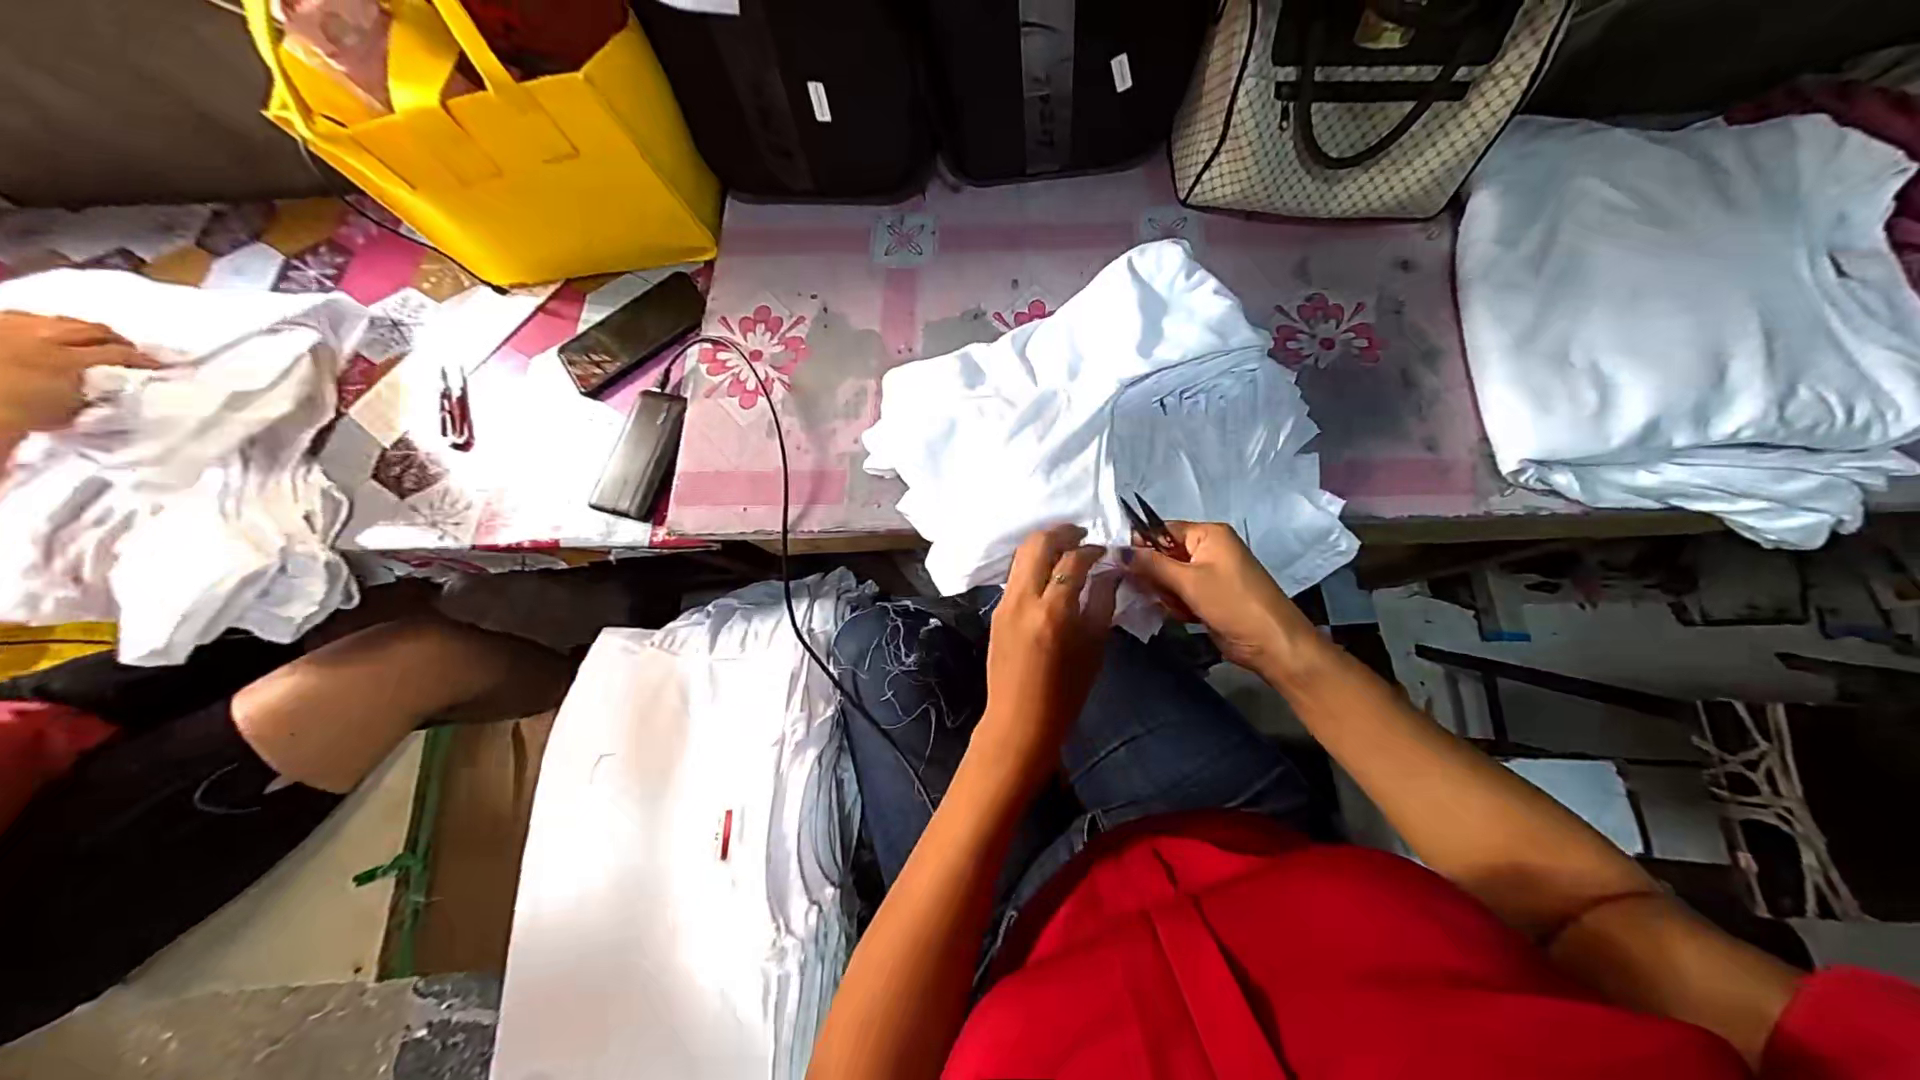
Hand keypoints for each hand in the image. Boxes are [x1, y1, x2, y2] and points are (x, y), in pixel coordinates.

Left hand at [0, 312, 154, 453]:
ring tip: (92, 338)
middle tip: (129, 348)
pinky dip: (44, 323)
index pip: (116, 352)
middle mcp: (39, 337)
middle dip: (115, 339)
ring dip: (81, 329)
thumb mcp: (71, 410)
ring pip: (58, 319)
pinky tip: (50, 332)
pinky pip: (24, 316)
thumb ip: (93, 392)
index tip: (156, 363)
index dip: (140, 358)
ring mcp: (11, 329)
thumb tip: (110, 384)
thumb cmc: (20, 414)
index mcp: (64, 360)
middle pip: (89, 329)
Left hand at [974, 525, 1120, 787]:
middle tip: (1081, 535)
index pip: (1072, 561)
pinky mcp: (995, 611)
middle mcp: (1023, 600)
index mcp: (1053, 612)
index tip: (1104, 550)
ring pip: (1021, 555)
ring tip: (1067, 548)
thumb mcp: (1094, 647)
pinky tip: (1049, 573)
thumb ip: (1101, 603)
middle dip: (1061, 532)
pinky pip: (1015, 575)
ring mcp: (1004, 604)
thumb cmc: (1066, 692)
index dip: (1092, 549)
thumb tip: (1108, 571)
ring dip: (1044, 544)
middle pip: (1037, 544)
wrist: (1019, 720)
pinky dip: (1032, 564)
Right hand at [1122, 521, 1322, 680]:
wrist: (1272, 644)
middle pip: (1163, 554)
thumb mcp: (1188, 581)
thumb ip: (1151, 564)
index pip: (1162, 530)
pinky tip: (1184, 616)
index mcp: (1208, 534)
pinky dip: (1176, 604)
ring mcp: (1208, 574)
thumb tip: (1117, 550)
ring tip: (1178, 607)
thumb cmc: (1232, 603)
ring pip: (1167, 577)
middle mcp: (1208, 549)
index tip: (1119, 563)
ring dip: (1166, 594)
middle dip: (1155, 575)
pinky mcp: (1208, 596)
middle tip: (1156, 591)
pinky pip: (1179, 593)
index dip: (1140, 545)